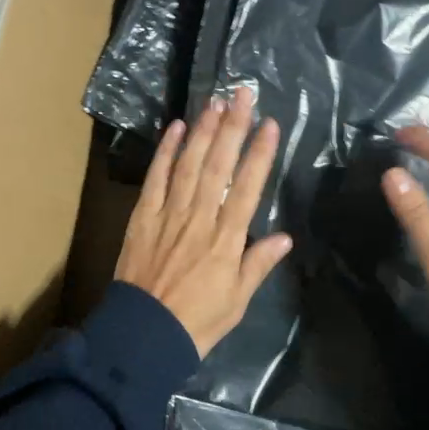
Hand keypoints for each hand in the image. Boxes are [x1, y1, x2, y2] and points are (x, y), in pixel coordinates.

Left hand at [114, 87, 292, 357]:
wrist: (144, 335)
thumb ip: (258, 264)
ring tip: (215, 102)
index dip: (260, 153)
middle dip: (232, 127)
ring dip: (203, 131)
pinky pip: (156, 177)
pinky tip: (176, 128)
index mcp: (226, 239)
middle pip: (219, 165)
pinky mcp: (144, 214)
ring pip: (189, 163)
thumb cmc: (198, 322)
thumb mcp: (237, 301)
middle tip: (242, 94)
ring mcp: (169, 213)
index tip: (270, 124)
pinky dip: (166, 151)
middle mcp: (200, 217)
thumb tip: (284, 236)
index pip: (248, 187)